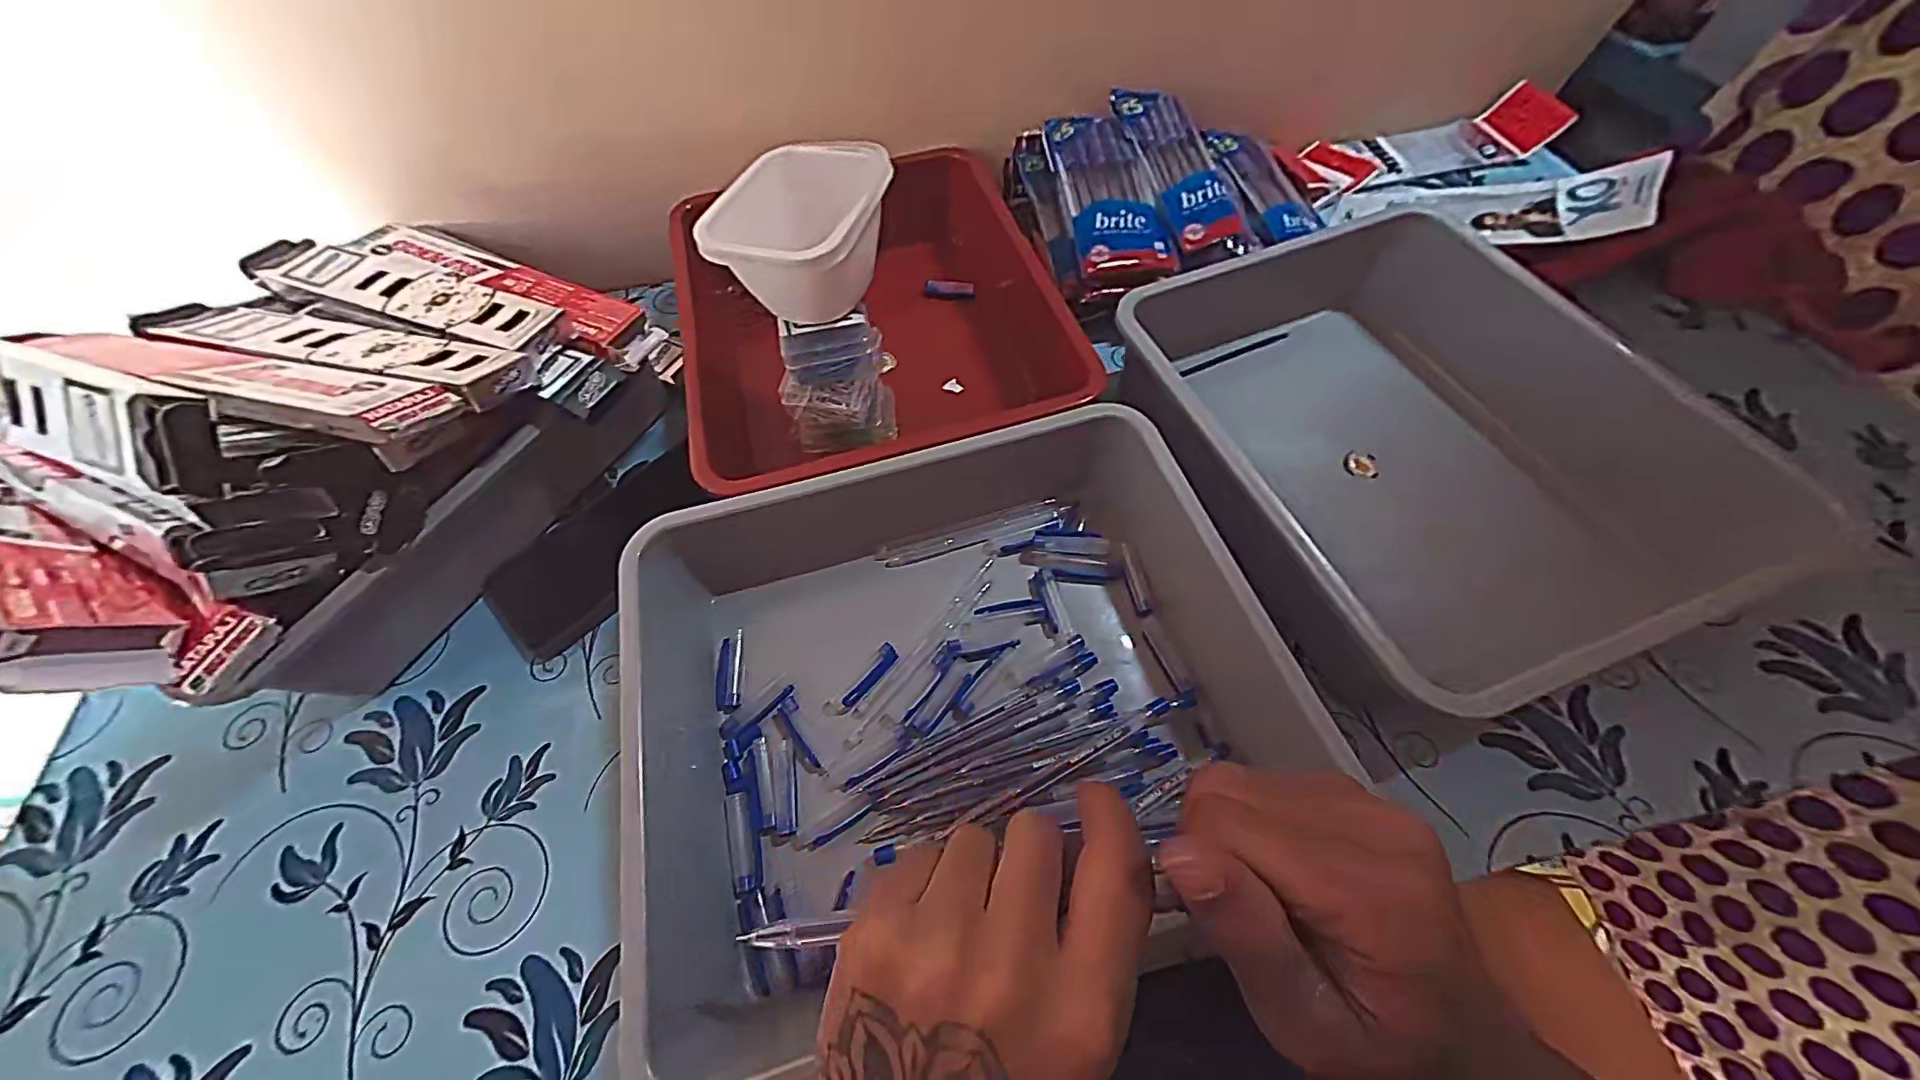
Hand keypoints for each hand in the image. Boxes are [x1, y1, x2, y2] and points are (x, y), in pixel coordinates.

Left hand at [817, 782, 1151, 1079]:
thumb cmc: (1006, 1078)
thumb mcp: (1077, 1033)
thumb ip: (1094, 942)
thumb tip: (1077, 846)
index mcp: (1079, 1010)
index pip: (1115, 872)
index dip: (1110, 816)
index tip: (1093, 799)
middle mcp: (1009, 969)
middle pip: (1034, 833)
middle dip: (1030, 851)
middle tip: (1014, 890)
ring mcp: (932, 946)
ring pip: (972, 836)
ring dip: (974, 866)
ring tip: (961, 918)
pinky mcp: (872, 932)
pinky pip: (919, 853)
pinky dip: (927, 879)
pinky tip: (920, 926)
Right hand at [1155, 765, 1589, 1079]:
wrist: (1458, 1028)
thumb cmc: (1375, 1040)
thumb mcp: (1302, 1020)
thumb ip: (1244, 935)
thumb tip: (1176, 854)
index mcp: (1369, 886)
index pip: (1222, 820)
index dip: (1199, 864)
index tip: (1215, 915)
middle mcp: (1374, 822)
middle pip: (1225, 790)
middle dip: (1210, 844)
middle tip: (1239, 906)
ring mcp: (1371, 799)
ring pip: (1239, 780)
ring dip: (1230, 829)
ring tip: (1266, 889)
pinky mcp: (1361, 790)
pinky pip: (1266, 780)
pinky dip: (1254, 818)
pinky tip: (1284, 865)